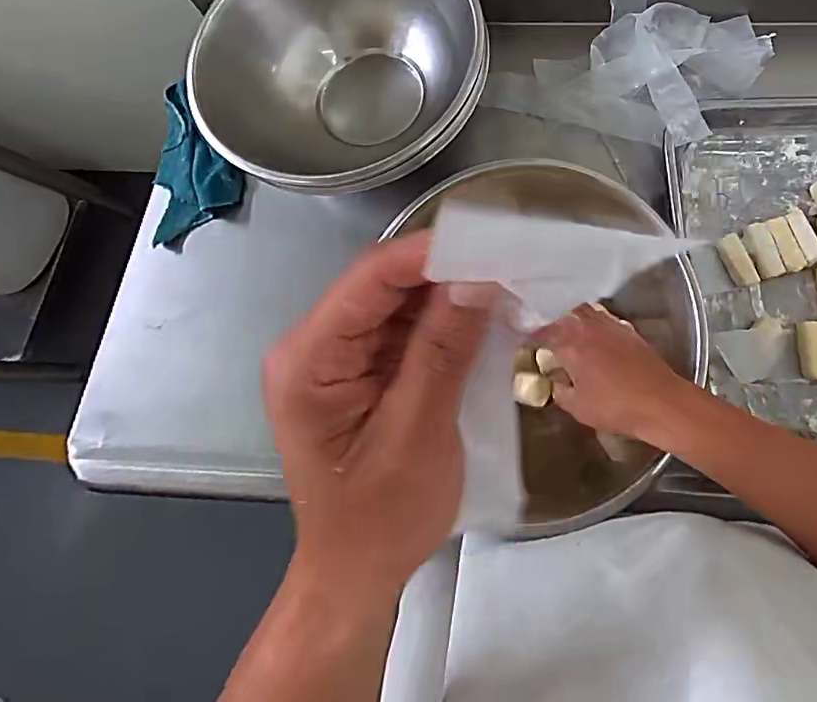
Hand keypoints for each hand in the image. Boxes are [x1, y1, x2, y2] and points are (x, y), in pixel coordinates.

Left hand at [262, 231, 494, 597]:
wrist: (357, 574)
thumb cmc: (380, 521)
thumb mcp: (417, 437)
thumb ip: (442, 352)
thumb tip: (477, 280)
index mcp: (309, 361)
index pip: (368, 280)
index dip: (426, 252)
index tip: (487, 240)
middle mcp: (316, 345)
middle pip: (384, 283)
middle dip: (446, 267)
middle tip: (508, 259)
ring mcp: (341, 353)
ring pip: (401, 297)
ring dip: (451, 288)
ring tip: (506, 279)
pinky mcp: (366, 364)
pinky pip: (409, 323)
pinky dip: (448, 315)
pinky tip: (484, 310)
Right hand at [536, 304, 705, 445]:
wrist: (661, 402)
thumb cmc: (617, 407)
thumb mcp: (578, 407)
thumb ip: (559, 392)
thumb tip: (552, 385)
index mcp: (571, 344)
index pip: (542, 333)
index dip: (531, 338)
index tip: (526, 344)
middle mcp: (589, 327)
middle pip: (562, 315)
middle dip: (550, 324)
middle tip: (544, 337)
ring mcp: (610, 325)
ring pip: (583, 311)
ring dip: (572, 318)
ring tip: (567, 333)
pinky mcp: (627, 330)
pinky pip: (603, 318)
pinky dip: (593, 323)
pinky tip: (595, 337)